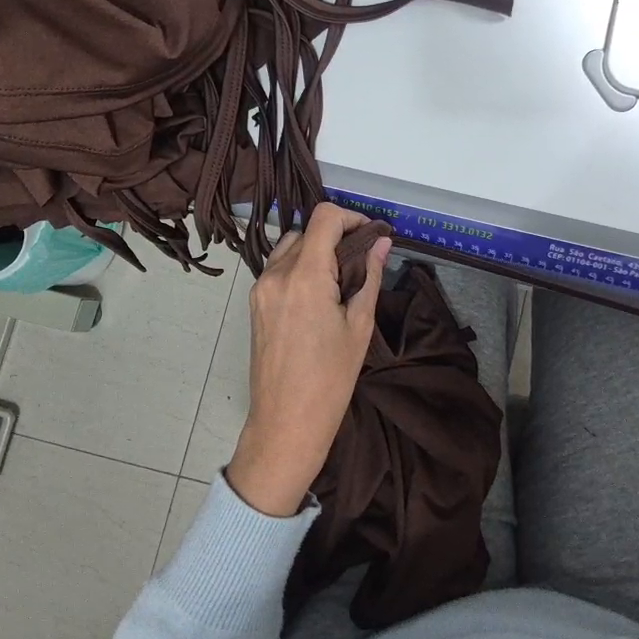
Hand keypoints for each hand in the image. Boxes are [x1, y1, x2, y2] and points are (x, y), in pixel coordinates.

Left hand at [225, 203, 389, 517]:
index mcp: (305, 277)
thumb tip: (383, 243)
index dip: (352, 217)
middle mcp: (276, 274)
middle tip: (362, 262)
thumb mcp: (359, 325)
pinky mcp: (255, 303)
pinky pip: (278, 268)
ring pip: (290, 246)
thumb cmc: (331, 378)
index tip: (371, 235)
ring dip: (316, 250)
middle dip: (337, 237)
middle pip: (307, 230)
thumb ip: (369, 276)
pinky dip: (300, 267)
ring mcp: (260, 288)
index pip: (324, 218)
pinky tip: (319, 294)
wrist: (286, 421)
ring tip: (340, 279)